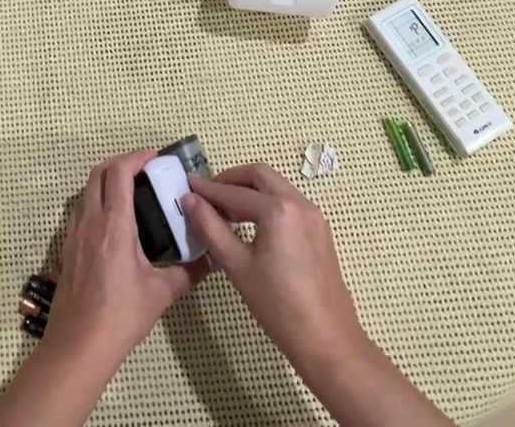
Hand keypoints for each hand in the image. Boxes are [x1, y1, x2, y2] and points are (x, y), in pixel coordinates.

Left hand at [42, 150, 208, 367]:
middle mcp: (90, 221)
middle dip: (120, 163)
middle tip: (144, 169)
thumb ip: (189, 271)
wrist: (79, 346)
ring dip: (106, 180)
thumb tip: (213, 258)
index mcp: (113, 225)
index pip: (118, 173)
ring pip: (86, 191)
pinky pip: (81, 210)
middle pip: (97, 173)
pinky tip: (115, 221)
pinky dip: (97, 201)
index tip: (155, 157)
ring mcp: (74, 234)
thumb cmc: (121, 316)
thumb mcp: (161, 293)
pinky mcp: (67, 248)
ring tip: (132, 191)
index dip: (136, 157)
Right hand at [181, 164, 368, 368]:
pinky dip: (266, 202)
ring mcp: (314, 215)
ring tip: (225, 211)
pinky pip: (288, 202)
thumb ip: (211, 228)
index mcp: (279, 210)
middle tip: (208, 194)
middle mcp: (300, 203)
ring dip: (249, 190)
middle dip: (231, 180)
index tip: (187, 185)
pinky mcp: (320, 229)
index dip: (208, 189)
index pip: (234, 192)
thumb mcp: (237, 266)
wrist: (327, 340)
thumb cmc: (278, 305)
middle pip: (260, 175)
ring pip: (276, 187)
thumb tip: (190, 201)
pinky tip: (251, 224)